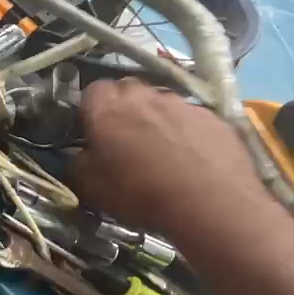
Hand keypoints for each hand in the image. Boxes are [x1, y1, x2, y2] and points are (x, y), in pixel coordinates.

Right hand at [71, 79, 284, 250]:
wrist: (210, 205)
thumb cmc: (138, 193)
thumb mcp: (86, 184)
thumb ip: (77, 160)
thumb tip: (83, 153)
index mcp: (107, 109)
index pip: (92, 90)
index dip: (90, 107)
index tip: (91, 129)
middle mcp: (145, 97)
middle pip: (128, 89)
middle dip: (122, 106)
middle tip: (122, 135)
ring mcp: (184, 105)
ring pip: (161, 102)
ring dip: (155, 117)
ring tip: (159, 147)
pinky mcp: (216, 118)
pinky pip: (191, 117)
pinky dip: (185, 130)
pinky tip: (188, 156)